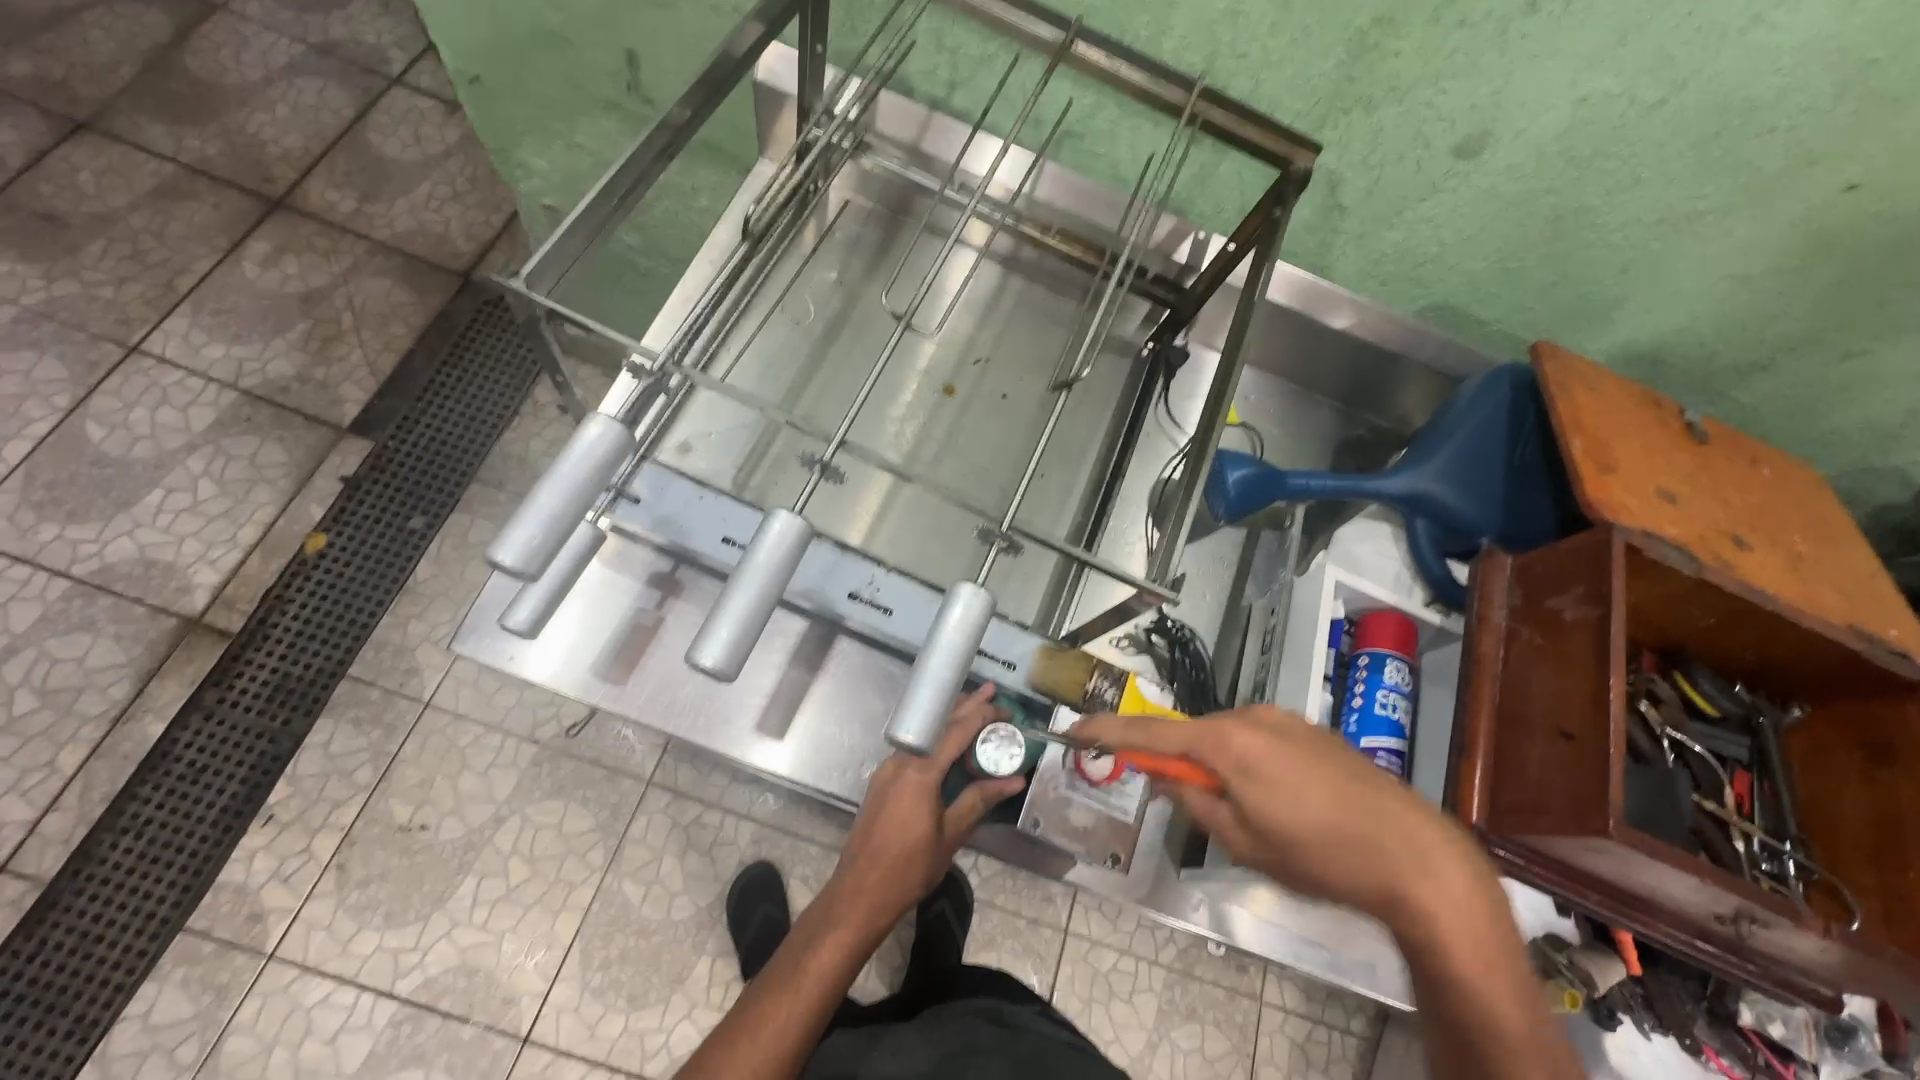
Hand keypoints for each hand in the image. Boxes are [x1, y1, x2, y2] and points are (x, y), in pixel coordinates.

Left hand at [827, 684, 1026, 928]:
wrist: (860, 893)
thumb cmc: (909, 868)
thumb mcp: (951, 835)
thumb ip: (979, 800)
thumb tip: (1014, 779)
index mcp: (919, 772)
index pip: (955, 731)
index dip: (982, 716)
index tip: (1006, 710)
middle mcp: (900, 762)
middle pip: (936, 725)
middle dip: (965, 707)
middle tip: (992, 692)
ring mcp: (887, 771)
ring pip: (923, 736)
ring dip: (948, 724)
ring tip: (975, 712)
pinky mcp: (882, 783)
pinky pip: (912, 751)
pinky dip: (934, 742)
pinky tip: (949, 748)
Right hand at [1071, 706, 1494, 926]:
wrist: (1415, 854)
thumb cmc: (1318, 854)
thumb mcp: (1242, 841)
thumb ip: (1194, 802)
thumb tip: (1166, 778)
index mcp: (1227, 740)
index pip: (1150, 732)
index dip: (1108, 732)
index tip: (1073, 731)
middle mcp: (1253, 716)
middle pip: (1191, 733)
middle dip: (1175, 760)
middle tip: (1177, 800)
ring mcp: (1287, 720)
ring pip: (1227, 739)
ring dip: (1216, 766)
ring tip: (1244, 816)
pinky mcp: (1314, 732)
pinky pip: (1258, 741)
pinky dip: (1246, 764)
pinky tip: (1276, 803)